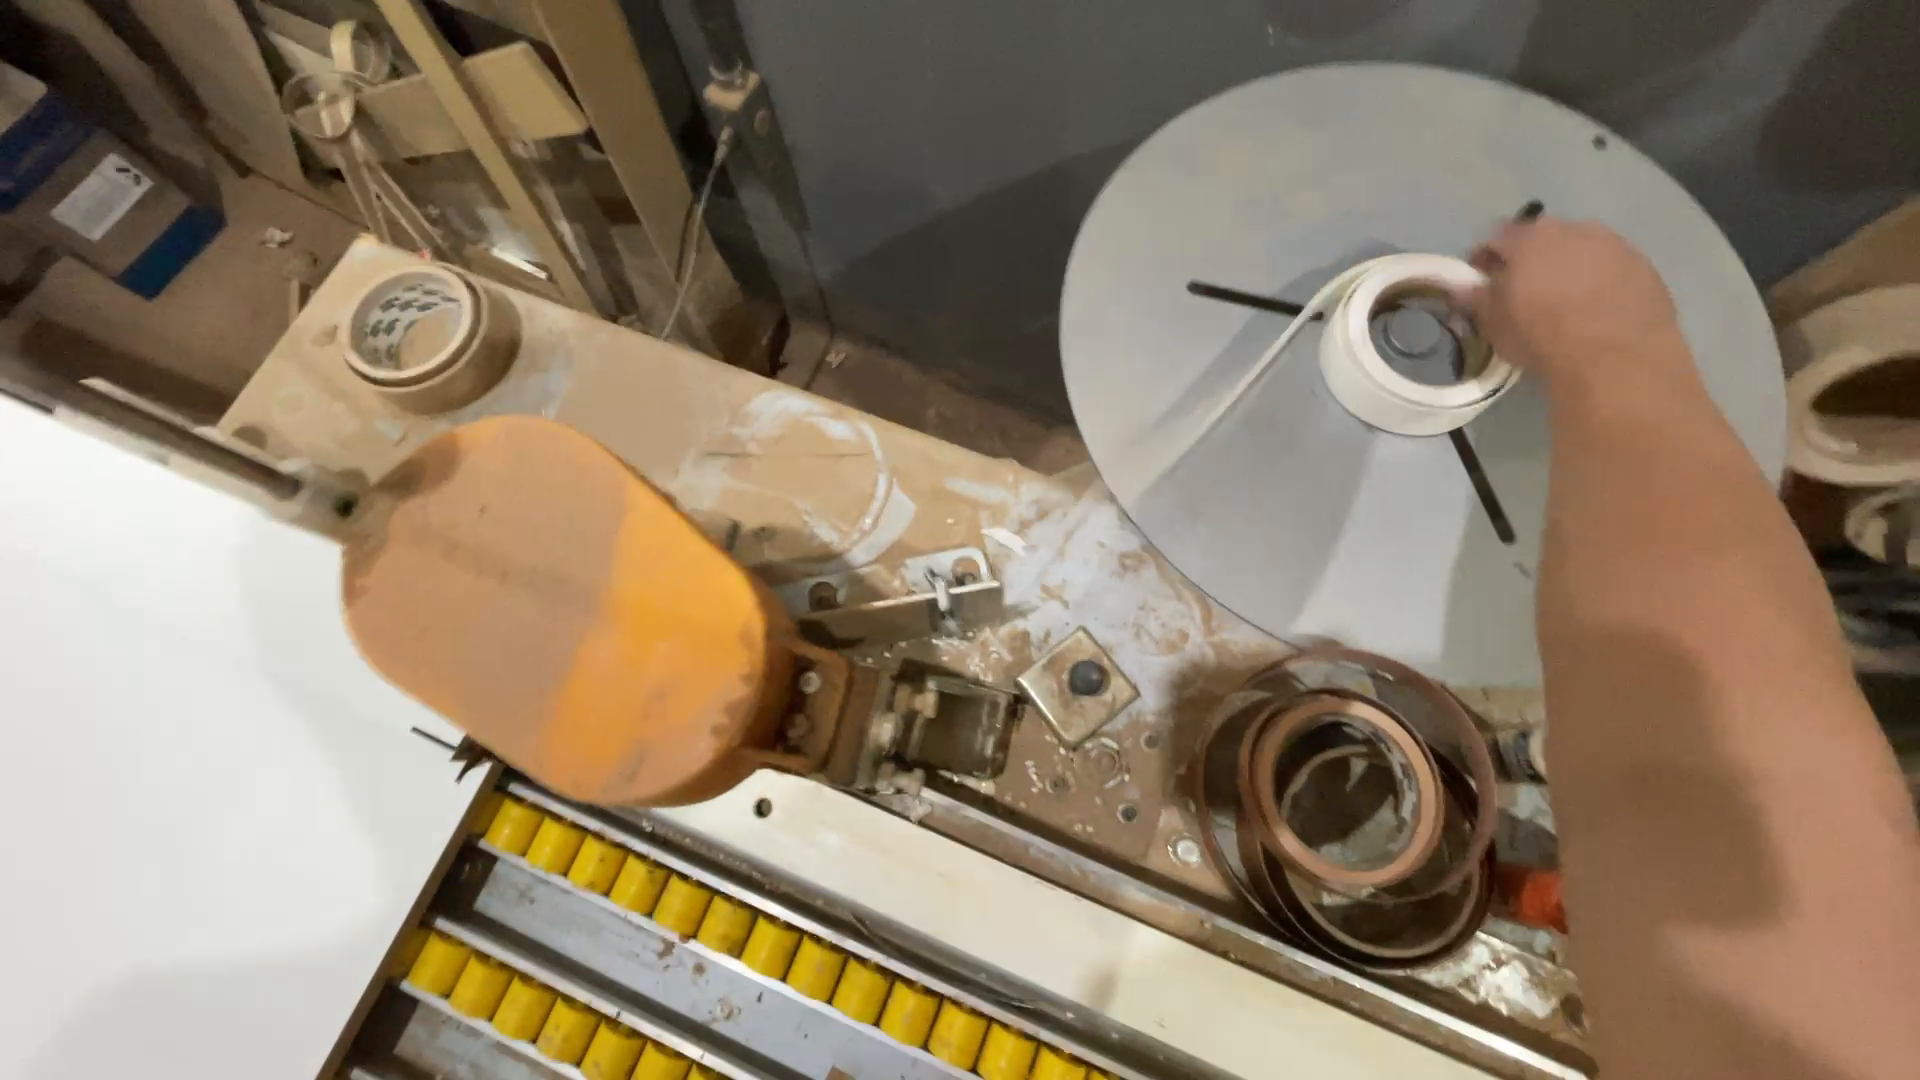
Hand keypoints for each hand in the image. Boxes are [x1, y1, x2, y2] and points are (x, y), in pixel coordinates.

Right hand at [1459, 218, 1686, 388]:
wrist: (1614, 356)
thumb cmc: (1540, 335)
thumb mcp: (1493, 323)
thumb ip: (1477, 298)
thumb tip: (1463, 286)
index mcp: (1530, 239)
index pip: (1496, 236)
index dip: (1484, 258)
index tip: (1480, 282)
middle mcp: (1574, 229)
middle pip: (1542, 236)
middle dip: (1527, 257)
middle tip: (1520, 289)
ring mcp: (1614, 244)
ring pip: (1578, 247)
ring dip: (1564, 265)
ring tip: (1559, 298)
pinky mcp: (1643, 264)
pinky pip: (1608, 264)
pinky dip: (1595, 277)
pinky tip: (1590, 306)